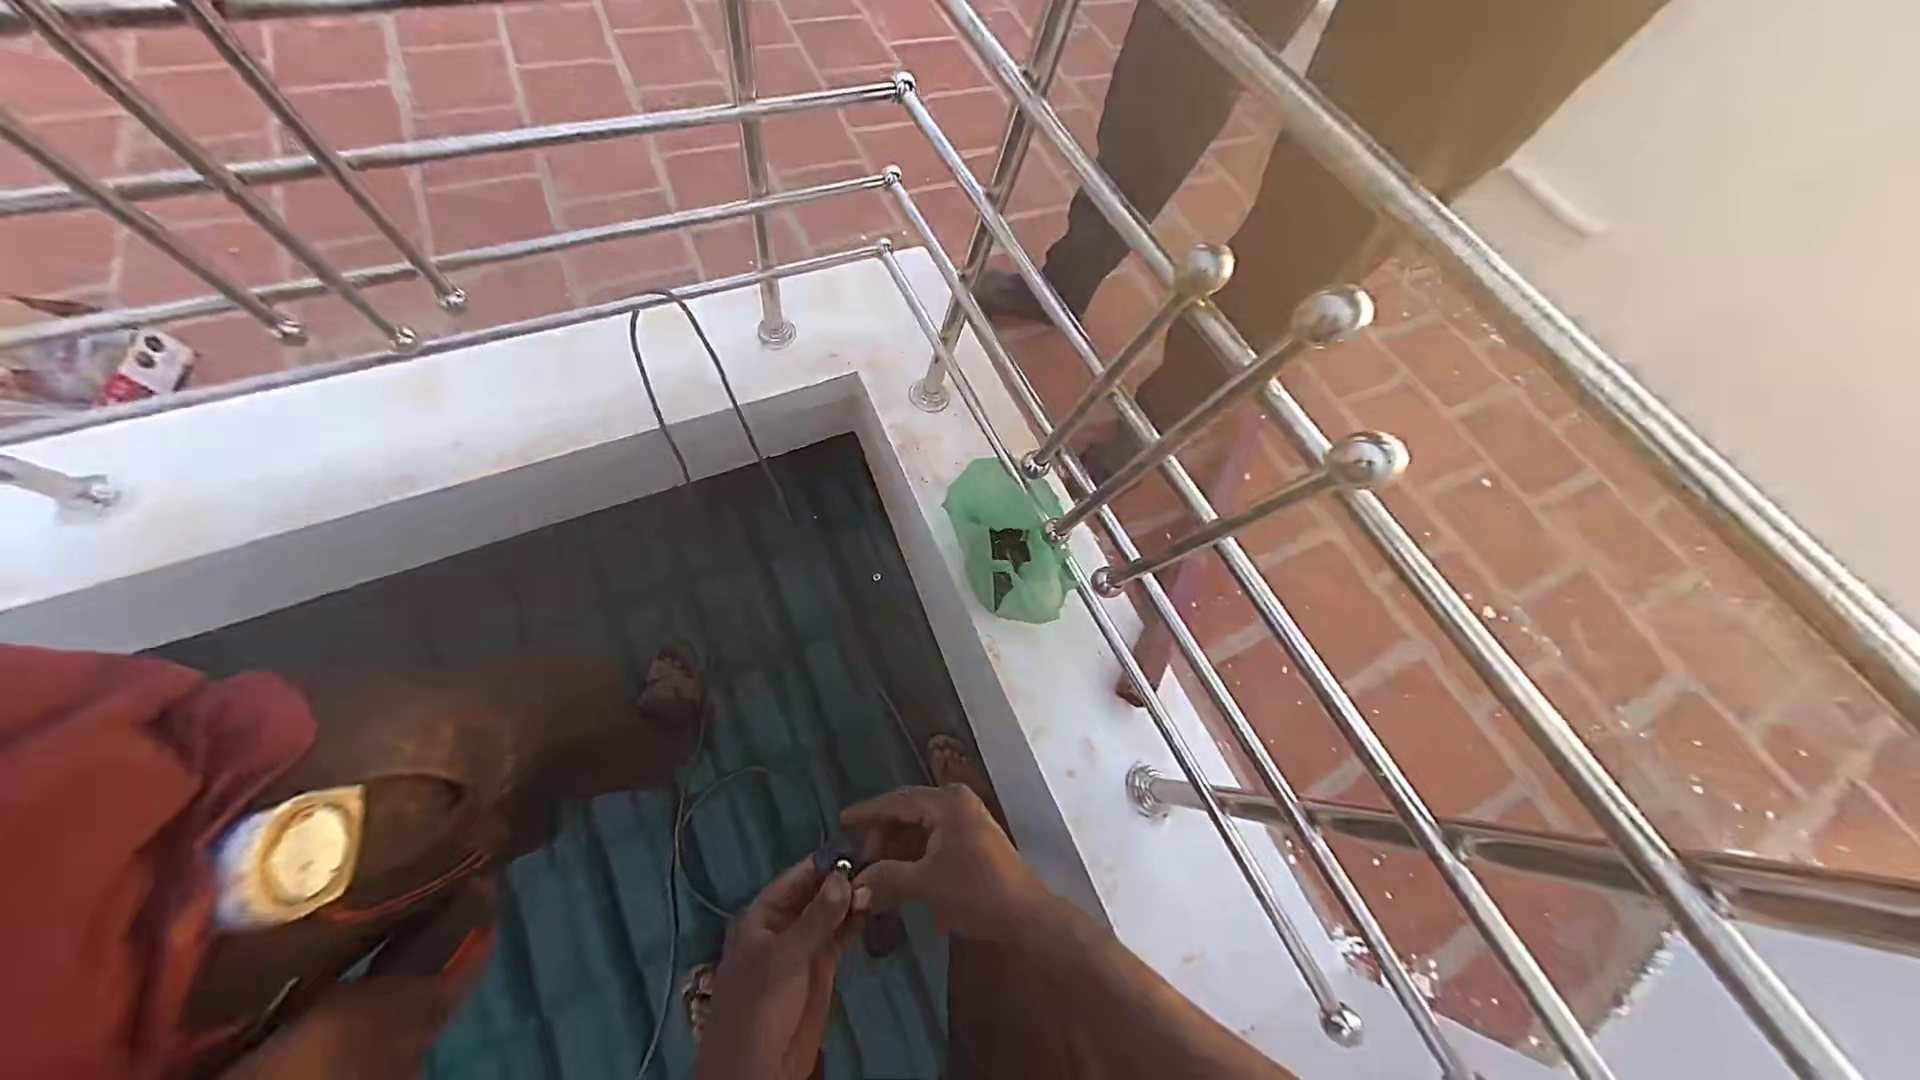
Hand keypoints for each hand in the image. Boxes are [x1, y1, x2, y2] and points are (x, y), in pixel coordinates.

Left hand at [693, 859, 859, 1079]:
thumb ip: (816, 918)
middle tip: (881, 862)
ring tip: (882, 883)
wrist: (755, 1073)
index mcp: (763, 915)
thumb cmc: (758, 1008)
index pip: (798, 876)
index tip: (861, 845)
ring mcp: (803, 945)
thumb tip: (844, 876)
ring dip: (852, 899)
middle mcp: (784, 924)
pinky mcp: (820, 966)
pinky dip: (854, 920)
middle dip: (844, 878)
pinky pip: (839, 934)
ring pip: (831, 911)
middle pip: (817, 891)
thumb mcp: (784, 958)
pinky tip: (874, 907)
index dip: (826, 861)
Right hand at [840, 784, 1052, 941]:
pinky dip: (912, 855)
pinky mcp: (970, 839)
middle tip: (859, 860)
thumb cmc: (976, 892)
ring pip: (919, 827)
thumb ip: (886, 880)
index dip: (868, 812)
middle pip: (907, 812)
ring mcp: (966, 819)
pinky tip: (898, 876)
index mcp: (947, 802)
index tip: (841, 820)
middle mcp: (956, 802)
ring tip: (874, 873)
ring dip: (896, 849)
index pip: (898, 801)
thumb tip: (853, 888)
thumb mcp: (926, 886)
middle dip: (881, 836)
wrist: (1025, 916)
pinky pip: (932, 839)